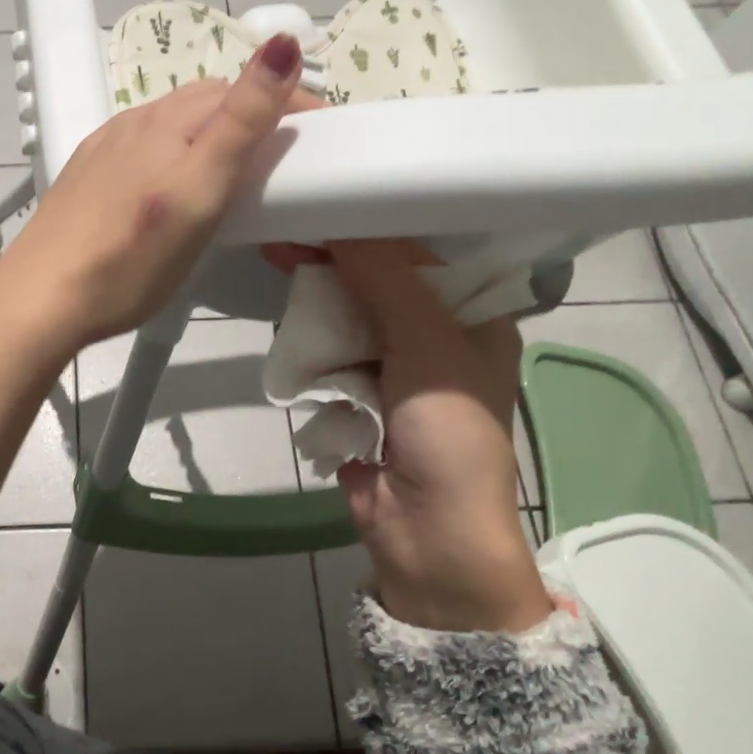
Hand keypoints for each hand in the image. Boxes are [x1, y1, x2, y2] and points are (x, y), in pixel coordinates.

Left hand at [0, 34, 309, 354]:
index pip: (239, 90)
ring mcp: (104, 150)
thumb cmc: (129, 259)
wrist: (41, 300)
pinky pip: (140, 146)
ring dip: (210, 129)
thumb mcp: (198, 193)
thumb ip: (241, 122)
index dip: (285, 99)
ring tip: (235, 167)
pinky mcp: (85, 178)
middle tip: (284, 150)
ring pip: (170, 122)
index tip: (322, 130)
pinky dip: (173, 150)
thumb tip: (282, 44)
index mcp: (167, 123)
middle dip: (250, 109)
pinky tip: (170, 183)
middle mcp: (133, 124)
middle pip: (203, 101)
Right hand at [266, 239, 552, 632]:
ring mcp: (392, 376)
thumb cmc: (448, 435)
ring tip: (279, 283)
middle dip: (333, 269)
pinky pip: (327, 364)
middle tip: (284, 243)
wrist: (427, 538)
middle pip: (376, 288)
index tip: (320, 214)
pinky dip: (310, 356)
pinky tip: (289, 342)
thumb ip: (388, 282)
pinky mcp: (356, 405)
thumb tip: (339, 227)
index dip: (371, 235)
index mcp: (473, 322)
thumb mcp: (430, 347)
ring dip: (316, 312)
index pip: (420, 259)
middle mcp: (435, 342)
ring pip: (345, 324)